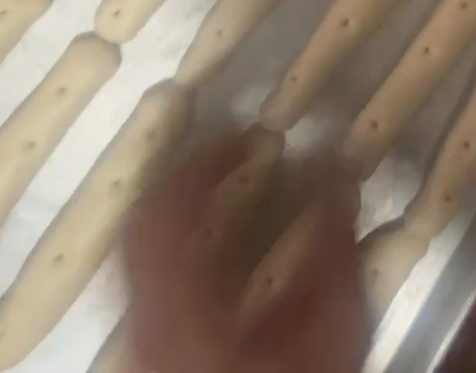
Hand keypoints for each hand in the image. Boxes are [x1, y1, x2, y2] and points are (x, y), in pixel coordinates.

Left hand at [123, 130, 366, 372]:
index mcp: (183, 309)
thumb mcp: (331, 321)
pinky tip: (220, 230)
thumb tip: (333, 157)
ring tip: (227, 174)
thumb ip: (331, 236)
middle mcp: (147, 319)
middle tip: (236, 143)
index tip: (247, 129)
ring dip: (182, 200)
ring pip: (141, 247)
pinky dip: (182, 231)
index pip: (168, 212)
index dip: (202, 161)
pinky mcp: (155, 345)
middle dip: (187, 173)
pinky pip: (151, 269)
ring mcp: (144, 335)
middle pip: (142, 224)